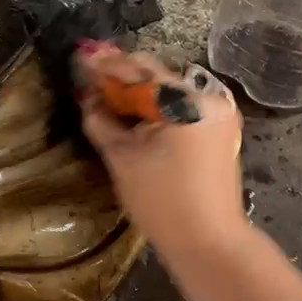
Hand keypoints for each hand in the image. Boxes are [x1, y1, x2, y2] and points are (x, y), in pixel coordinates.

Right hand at [76, 46, 248, 250]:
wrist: (209, 243)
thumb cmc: (162, 200)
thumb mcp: (121, 157)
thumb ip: (101, 119)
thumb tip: (88, 97)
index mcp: (186, 101)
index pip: (139, 70)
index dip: (106, 65)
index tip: (82, 57)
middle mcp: (209, 99)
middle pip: (157, 77)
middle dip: (123, 79)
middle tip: (91, 82)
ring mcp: (219, 115)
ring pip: (169, 93)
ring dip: (139, 94)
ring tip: (108, 100)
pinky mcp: (219, 132)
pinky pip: (182, 109)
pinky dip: (158, 110)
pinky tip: (134, 118)